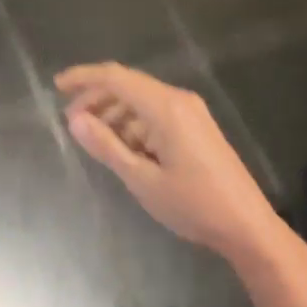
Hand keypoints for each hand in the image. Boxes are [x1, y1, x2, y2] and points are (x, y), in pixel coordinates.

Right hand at [57, 63, 288, 266]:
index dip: (84, 78)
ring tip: (94, 138)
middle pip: (128, 85)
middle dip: (96, 98)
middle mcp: (178, 100)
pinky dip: (134, 124)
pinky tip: (123, 148)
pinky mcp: (197, 127)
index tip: (57, 87)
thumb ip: (107, 146)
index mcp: (165, 107)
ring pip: (141, 100)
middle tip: (72, 121)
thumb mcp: (142, 180)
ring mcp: (191, 113)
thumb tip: (74, 120)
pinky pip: (156, 113)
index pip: (115, 78)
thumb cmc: (194, 205)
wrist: (249, 228)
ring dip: (114, 113)